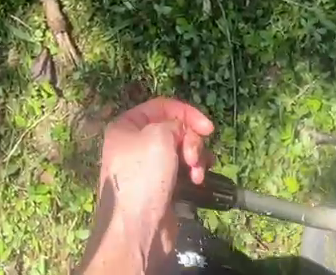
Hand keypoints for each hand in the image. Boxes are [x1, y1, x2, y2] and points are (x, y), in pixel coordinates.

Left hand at [76, 98, 214, 274]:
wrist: (137, 230)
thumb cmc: (143, 176)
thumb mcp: (159, 136)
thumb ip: (175, 124)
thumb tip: (182, 132)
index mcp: (127, 126)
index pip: (162, 106)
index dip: (187, 113)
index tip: (208, 128)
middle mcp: (136, 143)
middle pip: (174, 129)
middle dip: (191, 141)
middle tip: (194, 157)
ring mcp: (149, 167)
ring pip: (181, 150)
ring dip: (195, 158)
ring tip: (196, 173)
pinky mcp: (162, 187)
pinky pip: (183, 170)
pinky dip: (193, 173)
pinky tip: (197, 182)